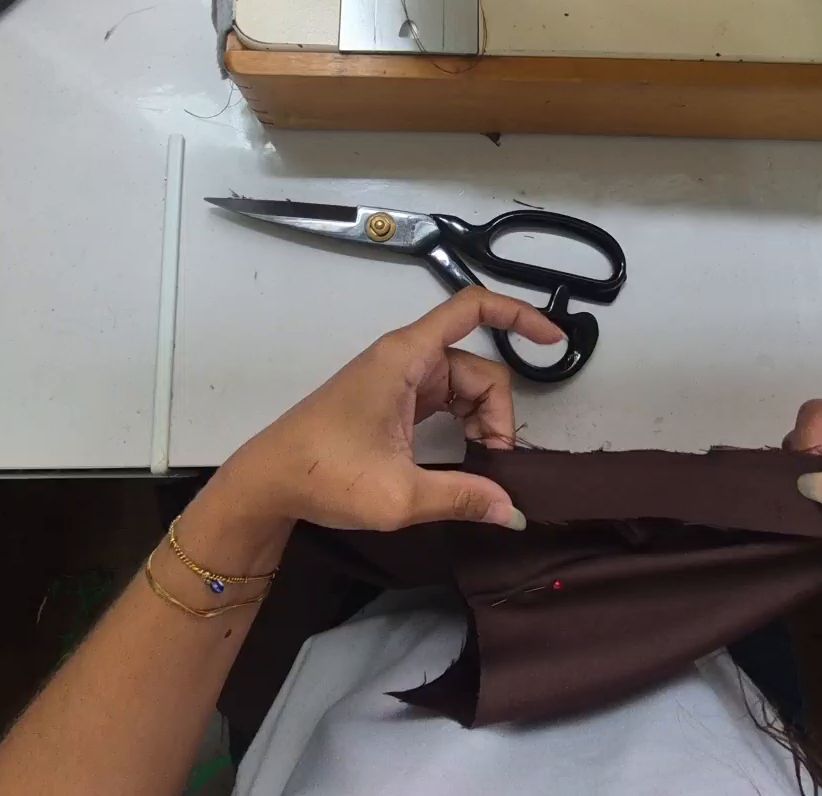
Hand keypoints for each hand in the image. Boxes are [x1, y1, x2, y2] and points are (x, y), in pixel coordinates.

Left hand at [215, 287, 563, 533]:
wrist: (268, 482)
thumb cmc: (324, 474)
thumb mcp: (398, 495)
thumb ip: (461, 497)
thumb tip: (513, 512)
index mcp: (407, 357)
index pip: (471, 309)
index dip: (519, 314)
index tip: (554, 339)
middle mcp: (407, 358)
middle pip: (478, 366)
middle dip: (498, 412)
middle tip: (496, 462)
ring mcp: (400, 378)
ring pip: (465, 386)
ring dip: (482, 422)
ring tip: (479, 467)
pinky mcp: (395, 399)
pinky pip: (446, 399)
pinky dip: (464, 423)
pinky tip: (466, 456)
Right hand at [785, 399, 821, 604]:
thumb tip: (814, 483)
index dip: (813, 442)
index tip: (811, 487)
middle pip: (817, 427)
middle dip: (806, 461)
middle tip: (812, 503)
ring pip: (811, 451)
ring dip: (806, 479)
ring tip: (818, 513)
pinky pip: (816, 477)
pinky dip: (810, 494)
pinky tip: (820, 517)